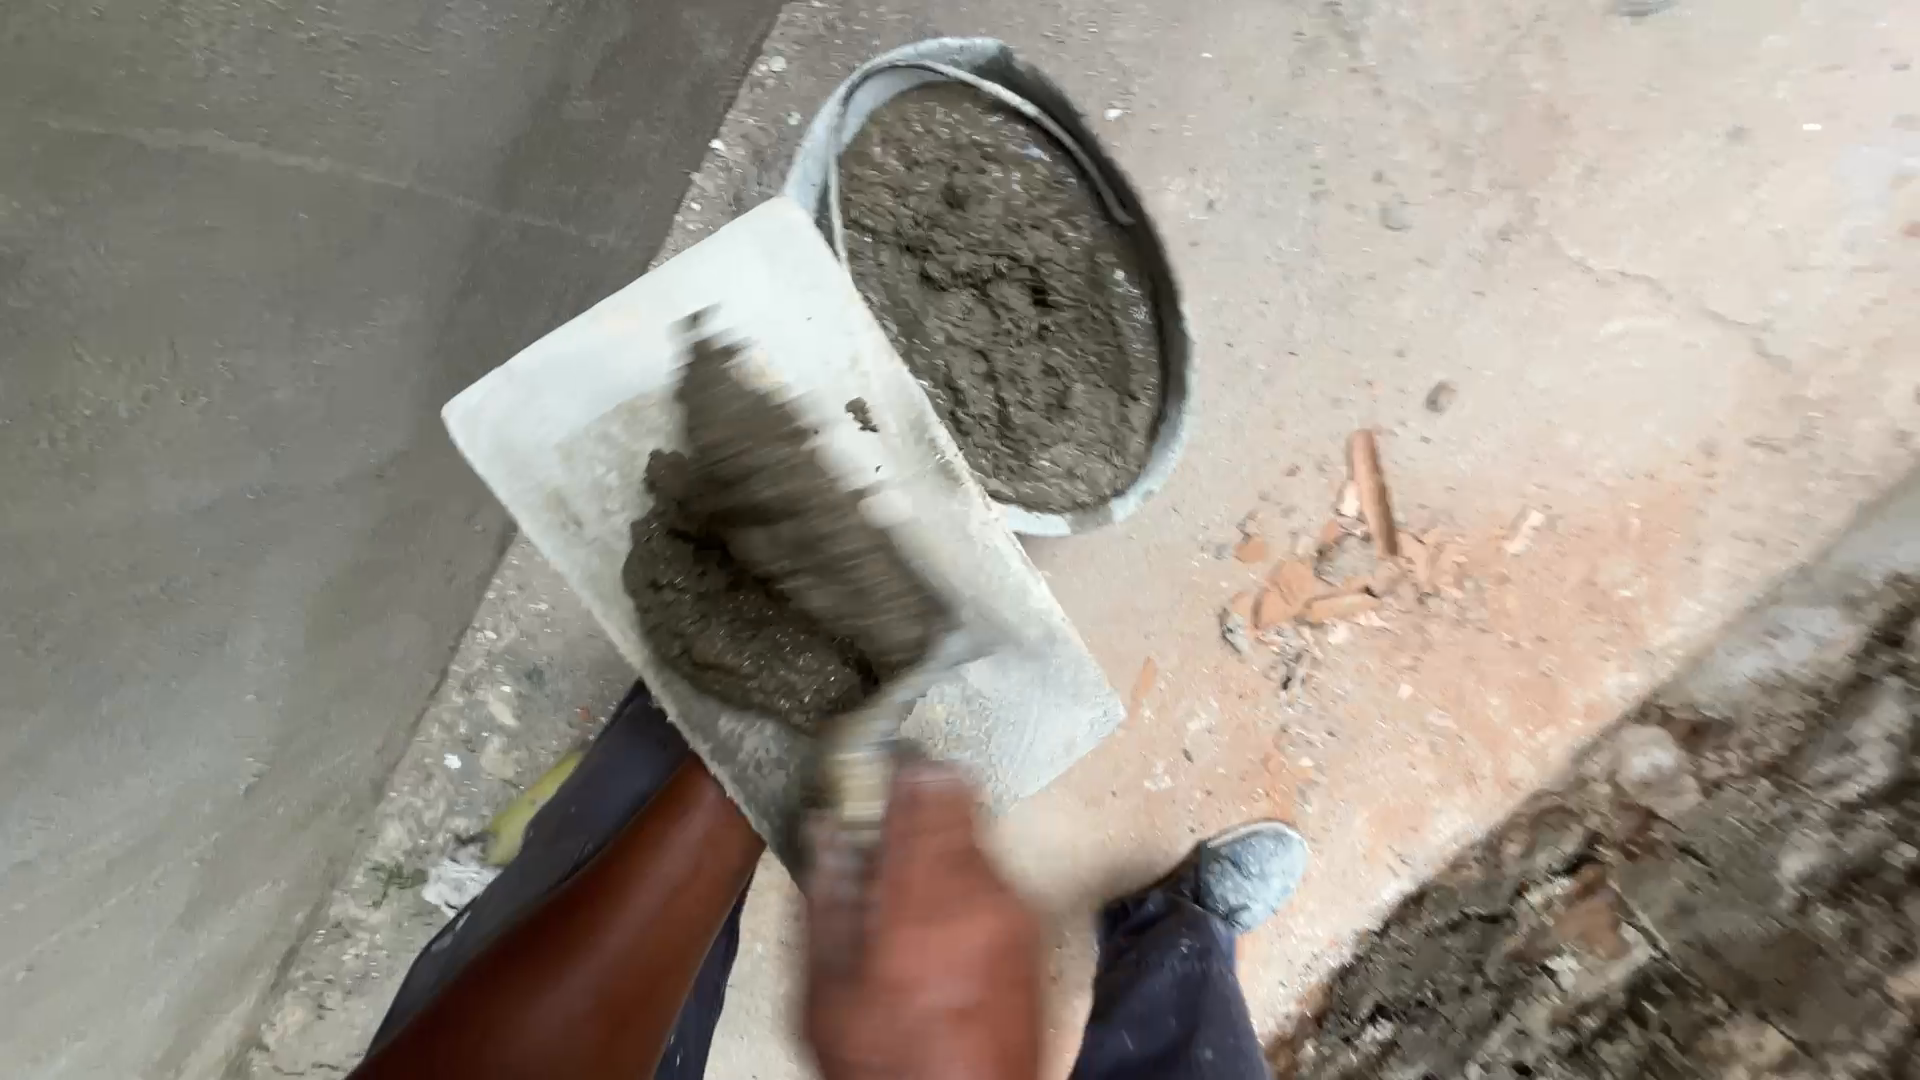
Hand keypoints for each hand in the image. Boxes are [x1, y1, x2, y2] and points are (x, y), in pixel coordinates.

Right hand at [802, 760, 1043, 1079]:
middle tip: (896, 804)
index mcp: (918, 896)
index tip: (884, 758)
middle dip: (924, 788)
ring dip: (943, 831)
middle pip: (957, 793)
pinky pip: (992, 865)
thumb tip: (825, 829)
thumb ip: (823, 899)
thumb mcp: (824, 994)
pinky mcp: (1030, 922)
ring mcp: (1011, 902)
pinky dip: (965, 867)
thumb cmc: (887, 1060)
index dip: (902, 763)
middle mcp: (974, 885)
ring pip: (975, 827)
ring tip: (912, 873)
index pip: (920, 789)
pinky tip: (943, 909)